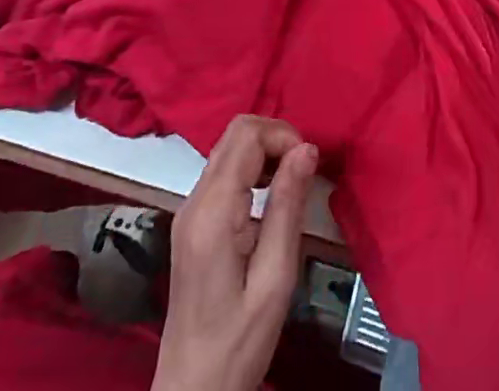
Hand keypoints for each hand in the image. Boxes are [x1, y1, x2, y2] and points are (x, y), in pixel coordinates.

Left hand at [153, 116, 318, 390]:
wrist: (192, 388)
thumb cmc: (239, 339)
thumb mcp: (276, 276)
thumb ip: (288, 206)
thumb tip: (307, 148)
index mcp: (212, 212)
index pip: (246, 136)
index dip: (284, 136)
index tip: (309, 166)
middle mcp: (194, 201)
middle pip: (235, 133)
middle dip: (277, 138)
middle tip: (304, 171)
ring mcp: (189, 210)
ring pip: (230, 149)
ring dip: (267, 152)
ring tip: (294, 184)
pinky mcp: (193, 222)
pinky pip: (226, 172)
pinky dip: (255, 169)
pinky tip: (274, 198)